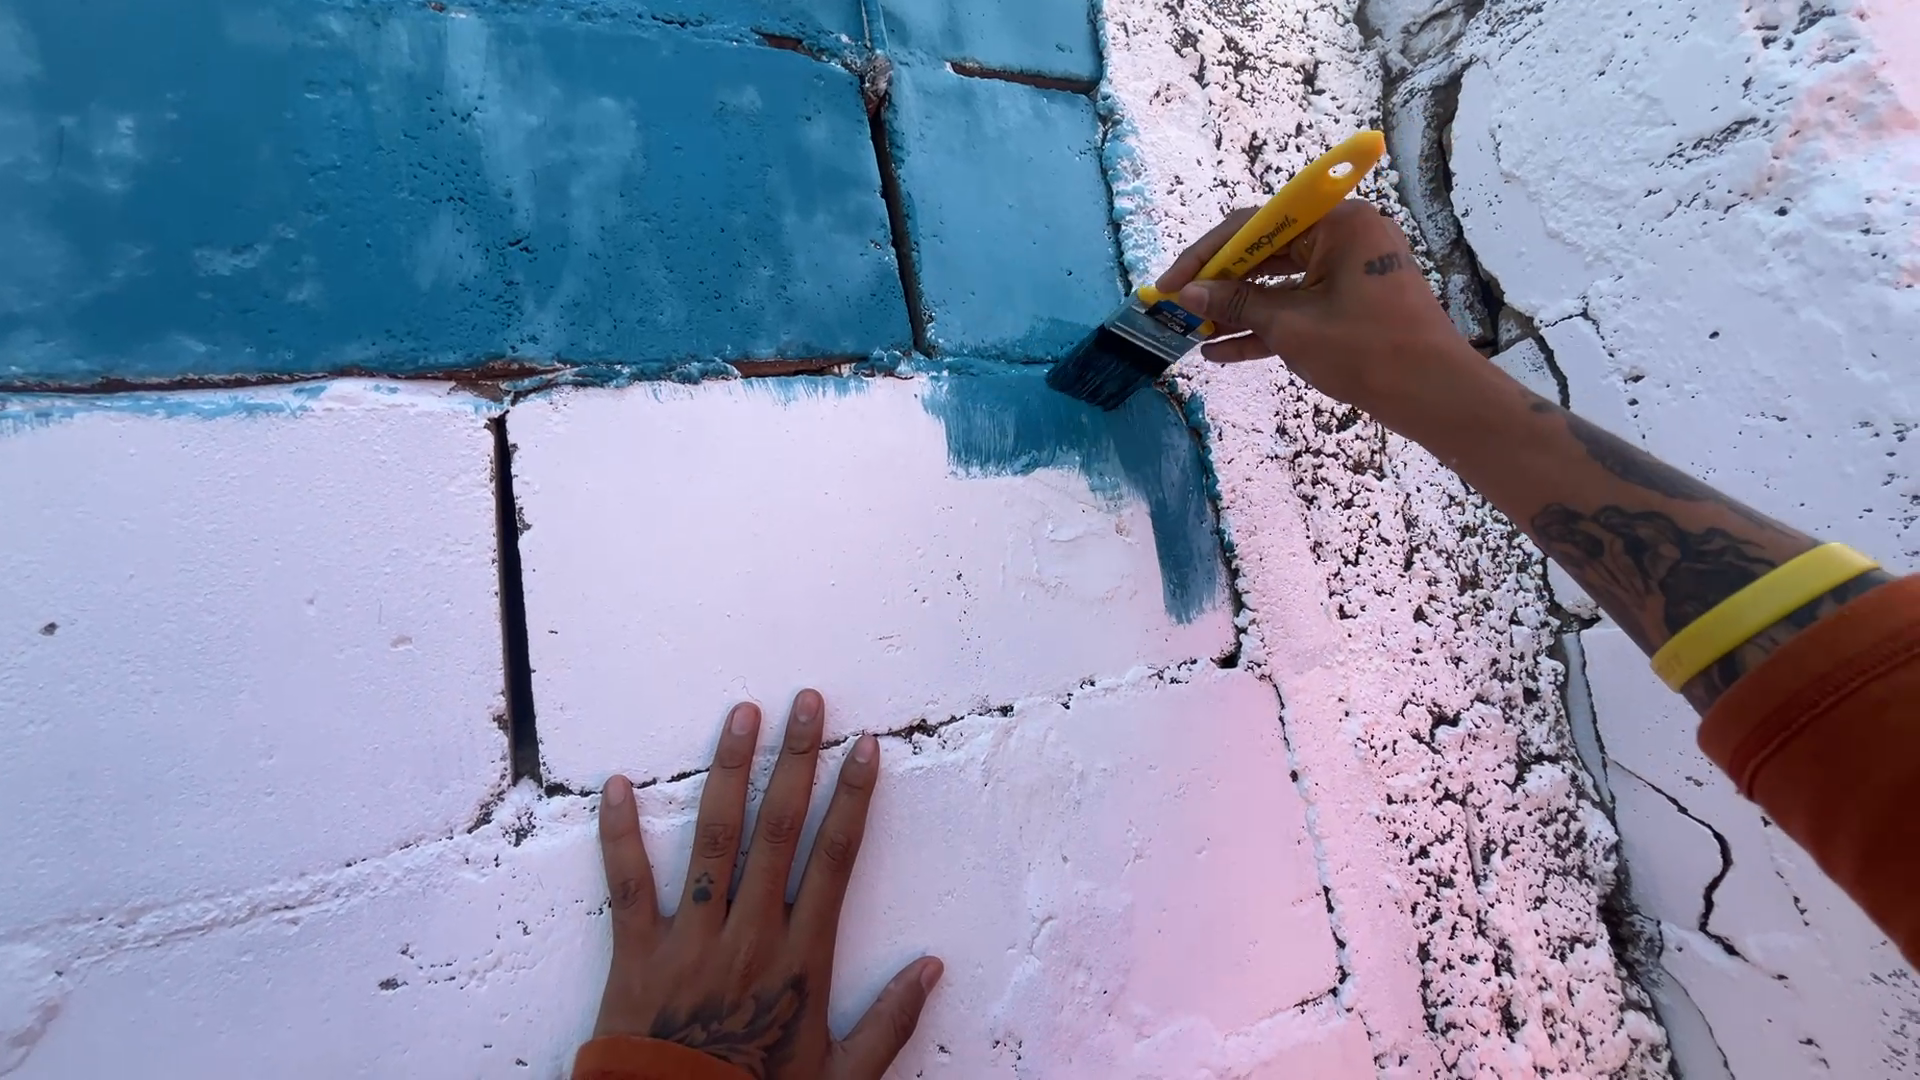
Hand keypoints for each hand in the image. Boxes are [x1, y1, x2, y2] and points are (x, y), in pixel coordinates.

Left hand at [593, 690, 942, 1078]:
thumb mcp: (840, 1079)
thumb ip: (890, 1023)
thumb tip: (933, 967)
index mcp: (800, 956)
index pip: (836, 857)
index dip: (854, 797)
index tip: (864, 748)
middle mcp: (750, 932)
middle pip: (780, 827)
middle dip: (797, 759)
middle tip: (807, 704)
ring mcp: (691, 938)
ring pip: (715, 838)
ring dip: (730, 771)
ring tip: (742, 715)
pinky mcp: (636, 955)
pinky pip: (628, 886)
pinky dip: (620, 835)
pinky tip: (616, 785)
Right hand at [1154, 199, 1481, 432]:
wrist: (1428, 392)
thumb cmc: (1364, 349)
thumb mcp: (1291, 325)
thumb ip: (1237, 304)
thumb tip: (1188, 293)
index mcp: (1336, 224)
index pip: (1254, 225)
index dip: (1204, 256)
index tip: (1170, 285)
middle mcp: (1341, 237)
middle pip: (1263, 253)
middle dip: (1218, 285)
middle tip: (1178, 308)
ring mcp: (1344, 272)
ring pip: (1275, 285)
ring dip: (1235, 310)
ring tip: (1193, 332)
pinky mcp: (1345, 304)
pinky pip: (1294, 308)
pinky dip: (1261, 328)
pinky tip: (1220, 350)